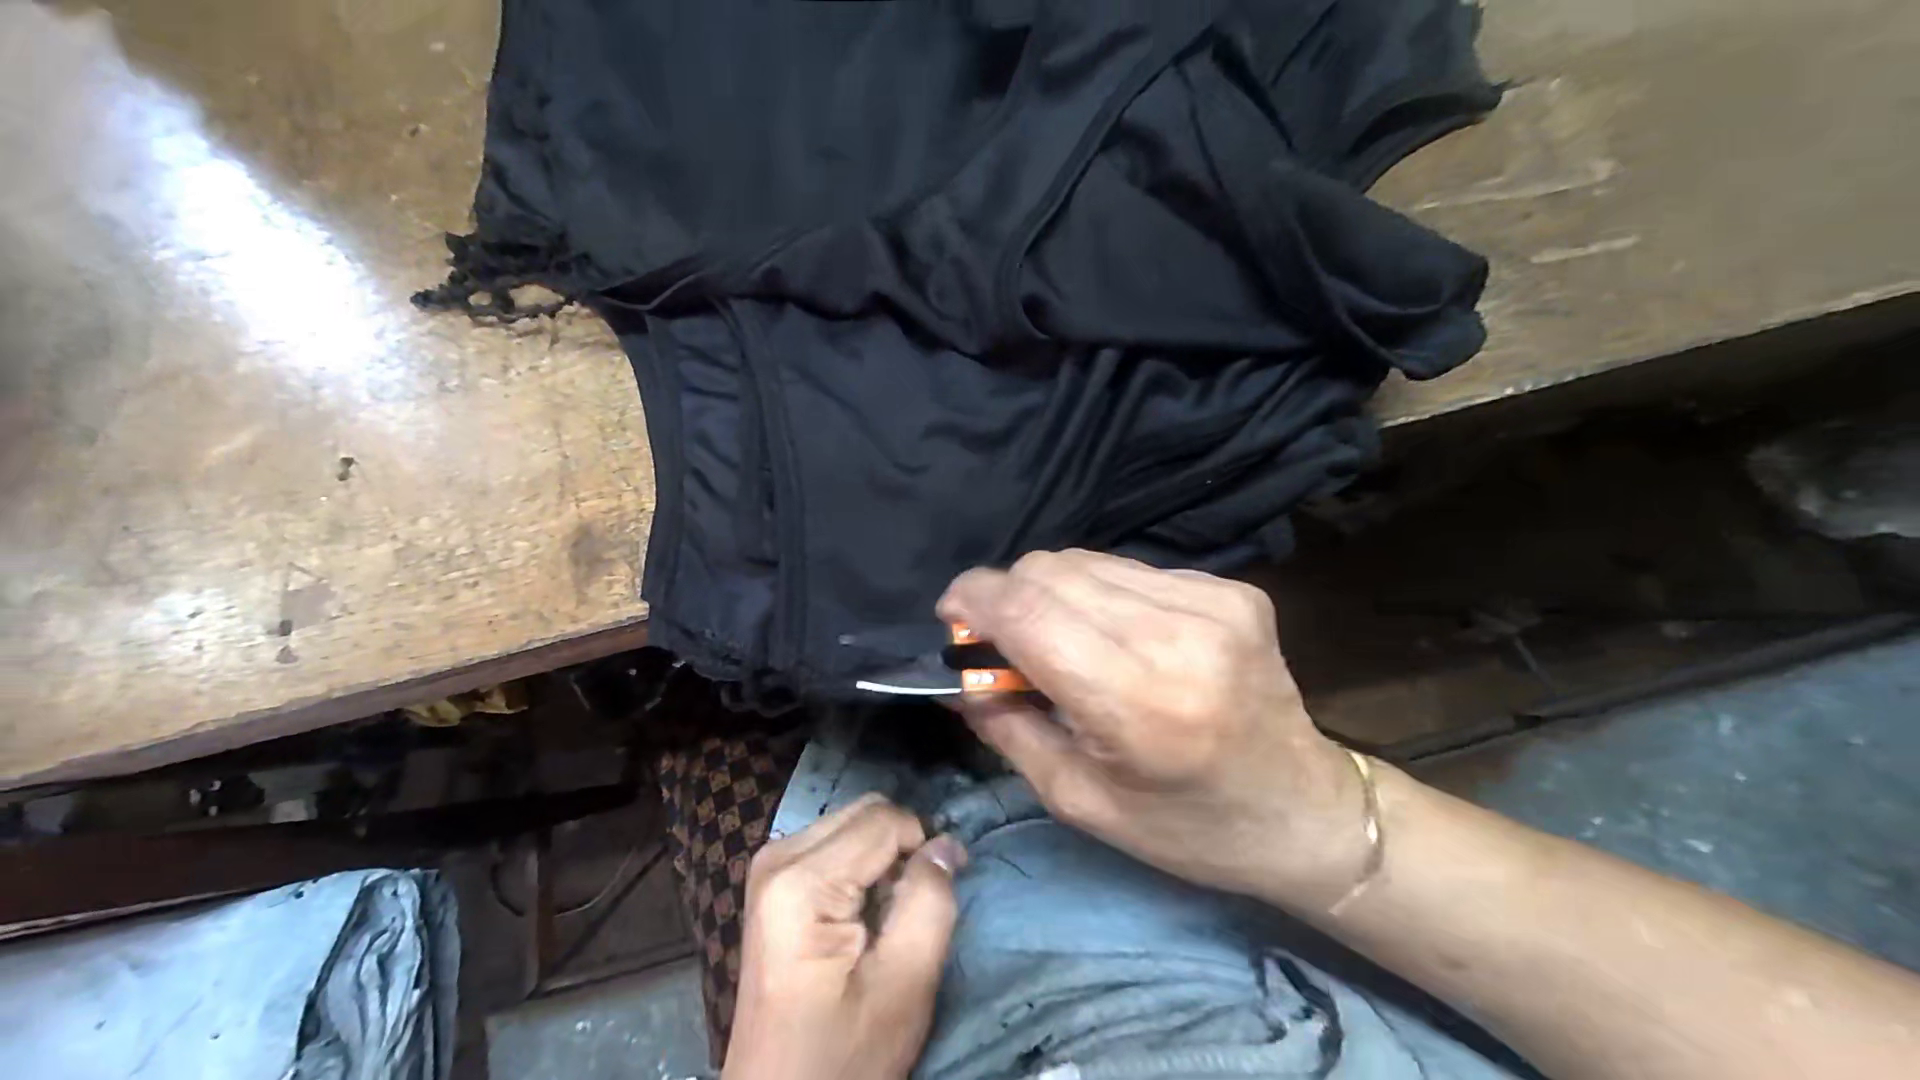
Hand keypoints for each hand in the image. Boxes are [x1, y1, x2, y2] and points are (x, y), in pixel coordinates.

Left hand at [722, 794, 965, 1079]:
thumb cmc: (844, 1054)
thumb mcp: (905, 985)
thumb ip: (931, 902)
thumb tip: (947, 844)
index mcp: (801, 881)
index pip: (886, 820)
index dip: (923, 847)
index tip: (935, 893)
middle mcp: (778, 856)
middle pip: (866, 813)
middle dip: (900, 847)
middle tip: (907, 906)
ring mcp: (770, 864)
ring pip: (852, 822)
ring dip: (881, 857)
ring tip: (884, 915)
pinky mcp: (772, 877)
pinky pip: (834, 841)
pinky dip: (860, 866)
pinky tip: (860, 914)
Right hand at [937, 549, 1369, 908]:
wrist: (1305, 812)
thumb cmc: (1183, 827)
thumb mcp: (1076, 798)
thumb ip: (1005, 724)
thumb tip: (956, 672)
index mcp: (1138, 703)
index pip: (1028, 612)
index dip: (974, 599)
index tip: (950, 614)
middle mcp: (1178, 635)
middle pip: (1050, 571)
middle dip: (1005, 595)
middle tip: (999, 639)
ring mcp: (1213, 602)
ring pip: (1085, 560)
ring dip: (1050, 592)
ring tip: (1057, 638)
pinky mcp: (1232, 588)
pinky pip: (1129, 569)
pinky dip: (1099, 594)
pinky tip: (1113, 634)